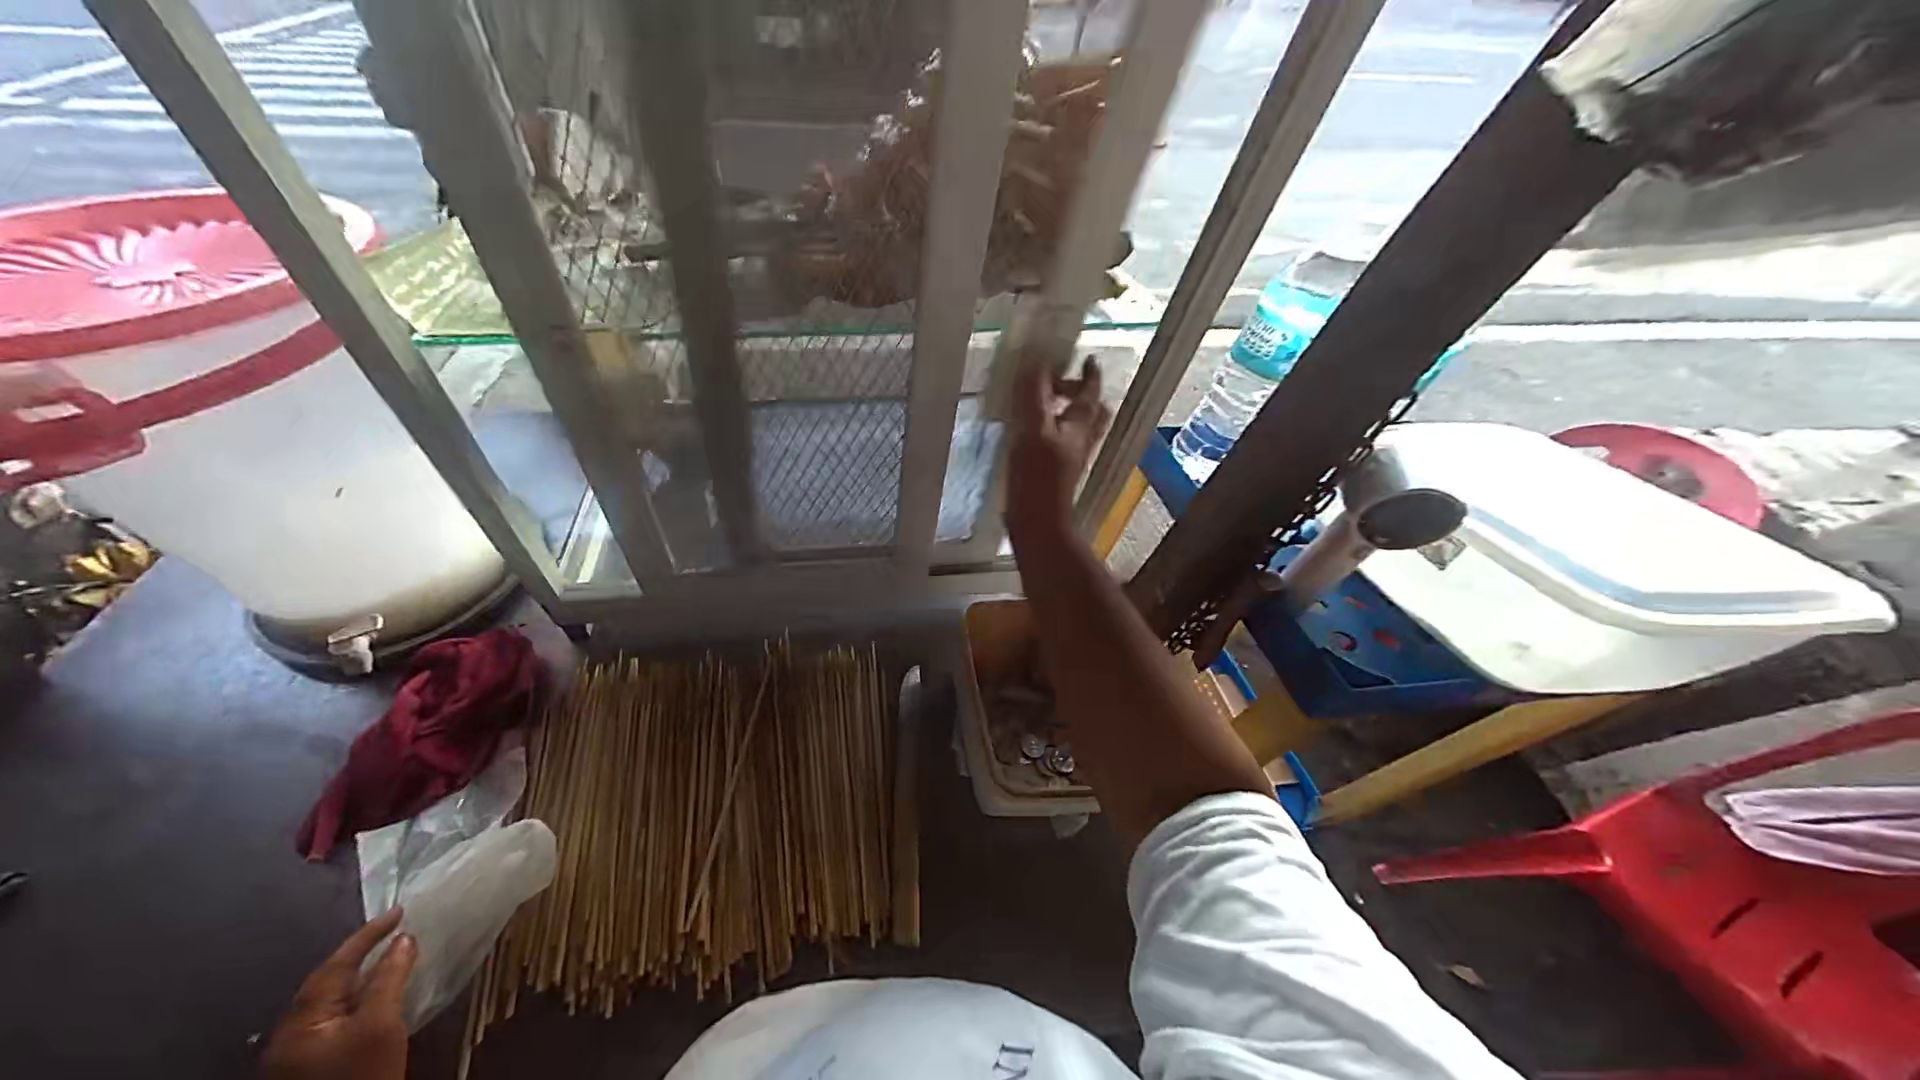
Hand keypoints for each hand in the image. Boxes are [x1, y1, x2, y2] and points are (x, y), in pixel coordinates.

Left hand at [260, 908, 416, 1079]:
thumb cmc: (361, 1076)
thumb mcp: (380, 1024)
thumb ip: (389, 978)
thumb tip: (403, 939)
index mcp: (300, 1022)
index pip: (336, 964)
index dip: (368, 935)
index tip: (400, 910)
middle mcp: (289, 1035)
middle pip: (327, 982)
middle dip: (360, 952)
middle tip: (395, 928)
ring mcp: (296, 1054)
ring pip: (330, 1000)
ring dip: (360, 974)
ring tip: (390, 953)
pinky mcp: (310, 1066)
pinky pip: (334, 1017)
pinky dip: (358, 996)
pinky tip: (375, 993)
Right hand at [1007, 353, 1109, 541]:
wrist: (1037, 521)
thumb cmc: (1038, 476)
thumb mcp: (1034, 429)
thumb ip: (1034, 395)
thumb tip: (1036, 361)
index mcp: (1080, 426)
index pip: (1091, 392)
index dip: (1090, 374)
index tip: (1088, 358)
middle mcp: (1080, 440)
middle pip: (1091, 411)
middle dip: (1080, 394)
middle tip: (1060, 383)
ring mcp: (1070, 457)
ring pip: (1076, 427)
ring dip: (1065, 412)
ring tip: (1043, 403)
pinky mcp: (1055, 471)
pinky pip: (1059, 441)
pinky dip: (1051, 429)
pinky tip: (1029, 431)